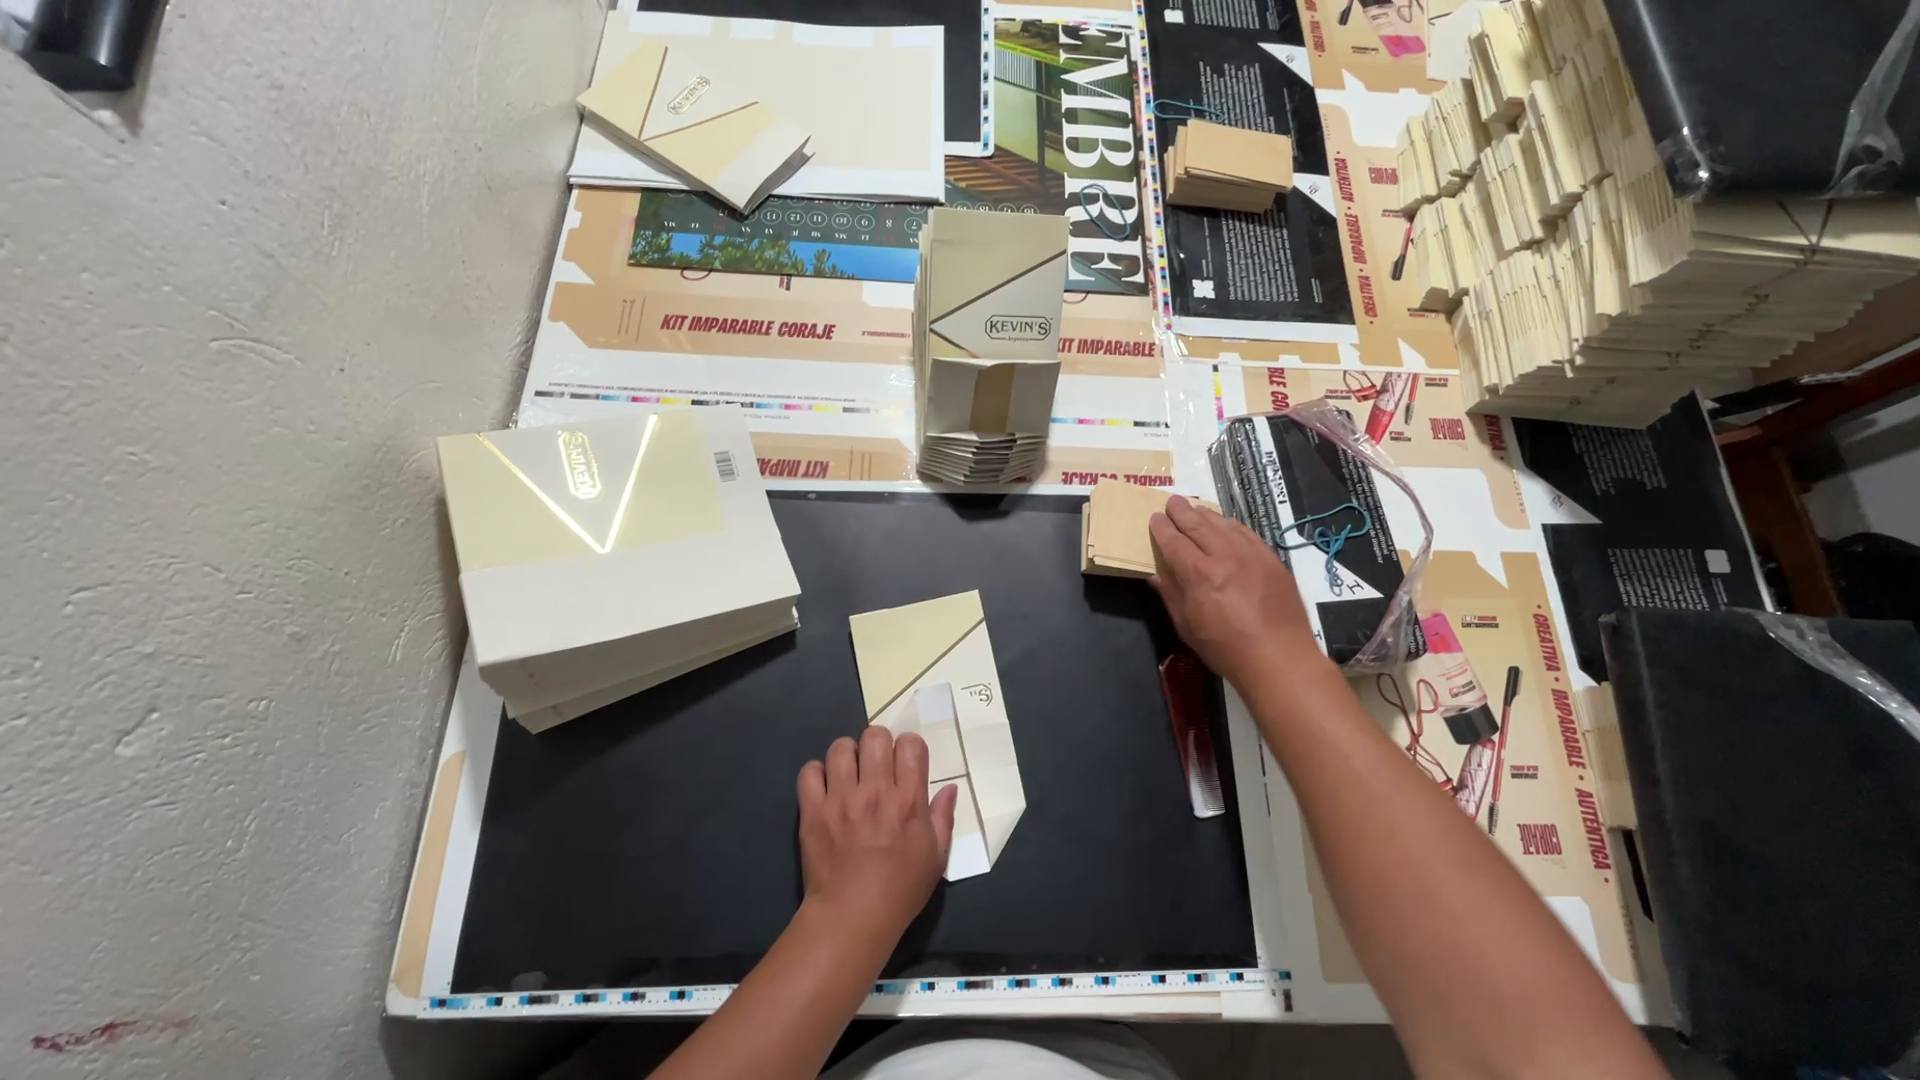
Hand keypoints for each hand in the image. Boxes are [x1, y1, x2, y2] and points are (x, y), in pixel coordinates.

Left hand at [796, 727, 956, 941]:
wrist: (852, 917)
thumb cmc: (900, 891)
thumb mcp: (936, 858)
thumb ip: (943, 818)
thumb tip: (949, 789)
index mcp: (908, 801)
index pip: (910, 745)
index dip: (909, 748)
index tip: (905, 763)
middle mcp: (874, 792)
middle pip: (875, 736)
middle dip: (878, 744)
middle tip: (877, 766)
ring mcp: (840, 799)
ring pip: (840, 747)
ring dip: (848, 756)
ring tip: (849, 774)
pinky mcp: (813, 810)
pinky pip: (809, 772)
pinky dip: (817, 774)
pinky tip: (825, 788)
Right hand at [1149, 495, 1322, 685]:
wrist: (1278, 657)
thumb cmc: (1225, 648)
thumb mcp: (1187, 626)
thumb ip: (1171, 595)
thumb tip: (1156, 574)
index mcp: (1199, 574)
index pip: (1174, 541)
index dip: (1162, 528)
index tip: (1155, 518)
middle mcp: (1225, 556)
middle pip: (1199, 525)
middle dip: (1182, 512)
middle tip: (1172, 501)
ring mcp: (1252, 555)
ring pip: (1224, 525)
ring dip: (1207, 514)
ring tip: (1196, 508)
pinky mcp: (1272, 560)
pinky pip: (1248, 533)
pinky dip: (1232, 525)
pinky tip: (1226, 524)